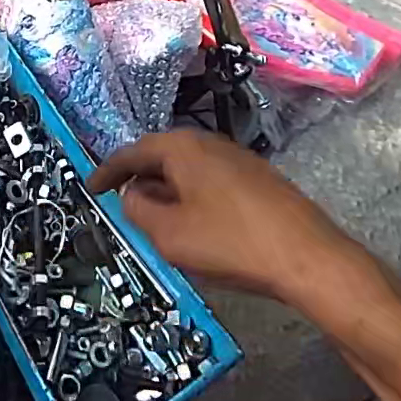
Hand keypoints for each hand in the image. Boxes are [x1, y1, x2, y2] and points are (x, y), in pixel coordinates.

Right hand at [86, 131, 383, 310]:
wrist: (310, 259)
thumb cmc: (232, 243)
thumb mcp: (169, 234)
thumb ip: (137, 210)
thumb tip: (131, 195)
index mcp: (181, 147)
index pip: (131, 153)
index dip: (107, 171)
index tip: (91, 186)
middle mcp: (208, 142)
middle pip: (160, 156)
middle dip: (139, 179)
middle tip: (123, 203)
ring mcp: (236, 157)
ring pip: (186, 169)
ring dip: (166, 190)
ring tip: (158, 220)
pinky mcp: (257, 177)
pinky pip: (208, 179)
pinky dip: (191, 195)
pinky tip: (197, 224)